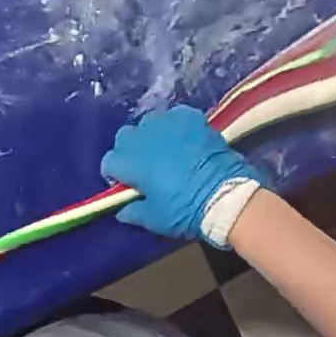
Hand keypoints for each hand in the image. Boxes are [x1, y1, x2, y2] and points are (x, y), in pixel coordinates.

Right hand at [100, 105, 270, 246]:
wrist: (226, 197)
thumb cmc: (185, 210)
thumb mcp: (154, 220)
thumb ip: (133, 212)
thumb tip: (123, 209)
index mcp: (131, 163)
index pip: (109, 161)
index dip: (115, 175)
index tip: (127, 185)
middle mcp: (145, 137)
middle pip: (125, 137)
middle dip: (130, 151)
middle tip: (144, 168)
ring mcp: (169, 124)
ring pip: (149, 123)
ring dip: (151, 136)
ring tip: (165, 152)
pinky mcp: (192, 118)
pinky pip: (175, 117)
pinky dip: (175, 127)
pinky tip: (184, 141)